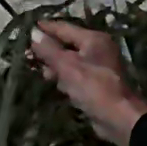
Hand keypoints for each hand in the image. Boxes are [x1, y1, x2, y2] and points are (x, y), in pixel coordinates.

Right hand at [31, 20, 146, 145]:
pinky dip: (65, 77)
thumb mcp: (67, 66)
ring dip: (55, 66)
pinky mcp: (97, 82)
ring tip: (39, 71)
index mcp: (93, 39)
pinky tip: (55, 84)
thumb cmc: (92, 87)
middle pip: (67, 44)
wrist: (118, 117)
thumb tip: (33, 33)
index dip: (46, 28)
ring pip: (71, 61)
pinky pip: (76, 74)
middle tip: (28, 54)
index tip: (28, 28)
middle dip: (48, 50)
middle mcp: (98, 49)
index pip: (64, 28)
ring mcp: (98, 66)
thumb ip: (49, 50)